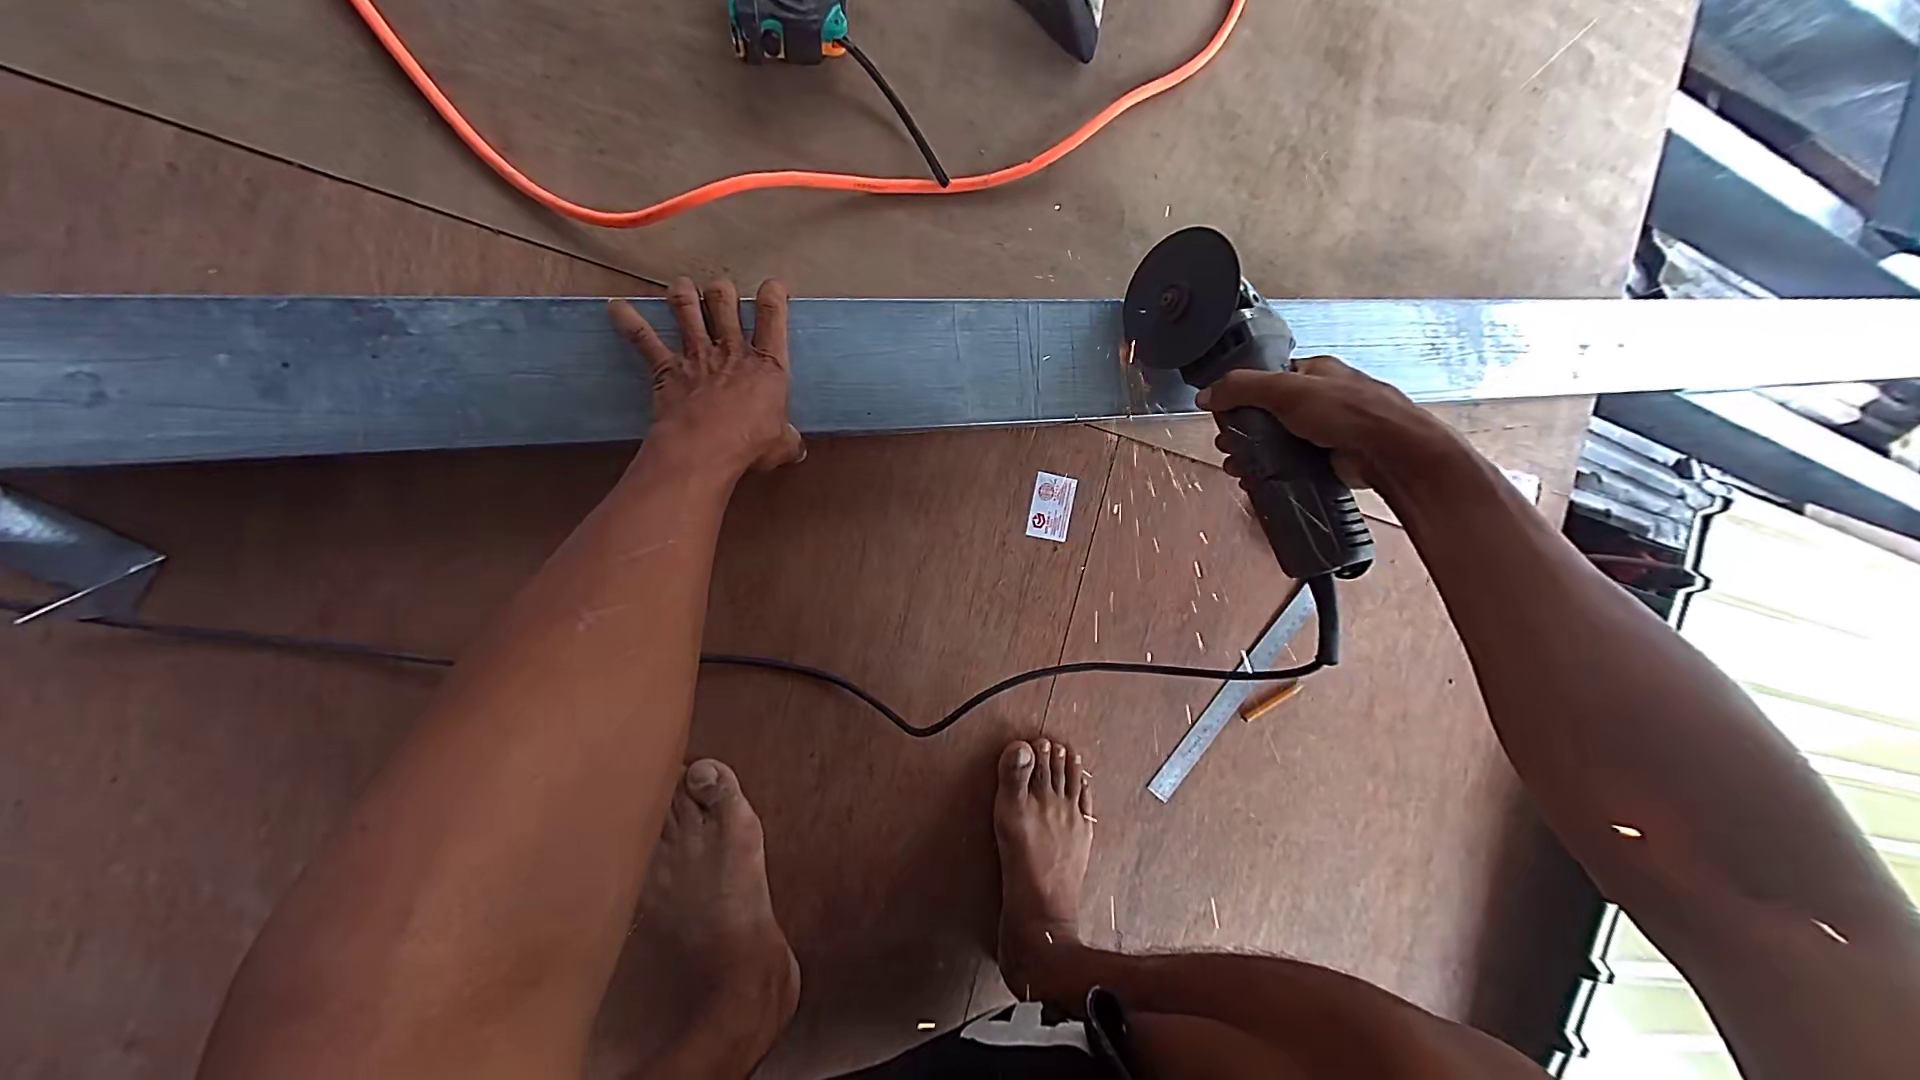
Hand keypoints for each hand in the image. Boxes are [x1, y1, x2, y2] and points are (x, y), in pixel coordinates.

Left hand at [610, 277, 805, 478]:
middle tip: (721, 290)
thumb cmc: (750, 443)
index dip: (773, 295)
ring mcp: (697, 356)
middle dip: (722, 291)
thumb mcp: (783, 444)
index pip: (773, 317)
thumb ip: (789, 439)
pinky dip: (628, 322)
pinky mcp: (667, 369)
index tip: (772, 287)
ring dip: (683, 294)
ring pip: (687, 309)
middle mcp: (732, 350)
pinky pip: (643, 339)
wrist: (707, 448)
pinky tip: (616, 308)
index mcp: (767, 365)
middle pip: (724, 302)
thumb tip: (796, 448)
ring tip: (682, 286)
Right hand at [1195, 355, 1454, 488]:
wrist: (1390, 452)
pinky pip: (1289, 463)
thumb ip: (1242, 388)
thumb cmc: (1353, 413)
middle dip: (1243, 432)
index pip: (1266, 379)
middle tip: (1228, 444)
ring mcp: (1323, 430)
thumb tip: (1207, 393)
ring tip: (1237, 465)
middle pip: (1266, 414)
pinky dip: (1270, 471)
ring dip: (1252, 454)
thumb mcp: (1286, 390)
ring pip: (1276, 441)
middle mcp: (1319, 399)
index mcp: (1313, 373)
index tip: (1222, 413)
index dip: (1240, 395)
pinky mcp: (1325, 458)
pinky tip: (1257, 479)